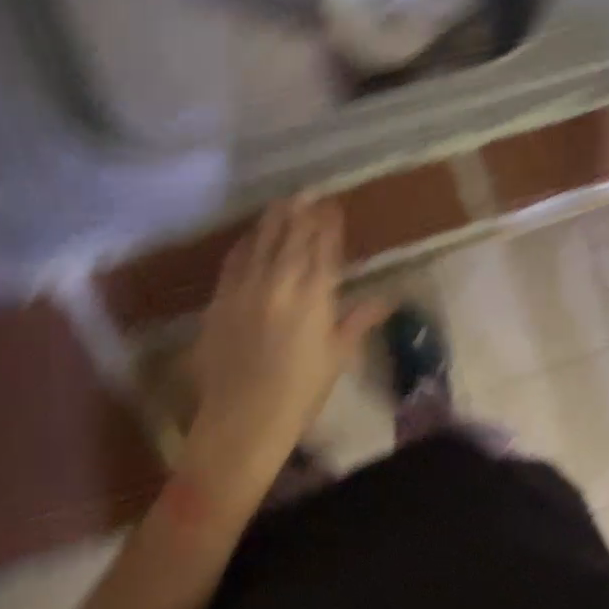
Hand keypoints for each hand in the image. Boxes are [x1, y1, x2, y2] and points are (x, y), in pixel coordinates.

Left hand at [186, 196, 388, 488]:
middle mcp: (281, 283)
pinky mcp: (221, 299)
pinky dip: (246, 244)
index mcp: (315, 297)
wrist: (245, 416)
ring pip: (262, 242)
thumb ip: (358, 321)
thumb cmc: (301, 392)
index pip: (324, 249)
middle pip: (292, 237)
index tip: (332, 206)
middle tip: (308, 193)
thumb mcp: (337, 356)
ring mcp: (247, 288)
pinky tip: (250, 236)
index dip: (328, 225)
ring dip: (273, 221)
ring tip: (282, 203)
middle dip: (302, 213)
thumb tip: (387, 299)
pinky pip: (235, 260)